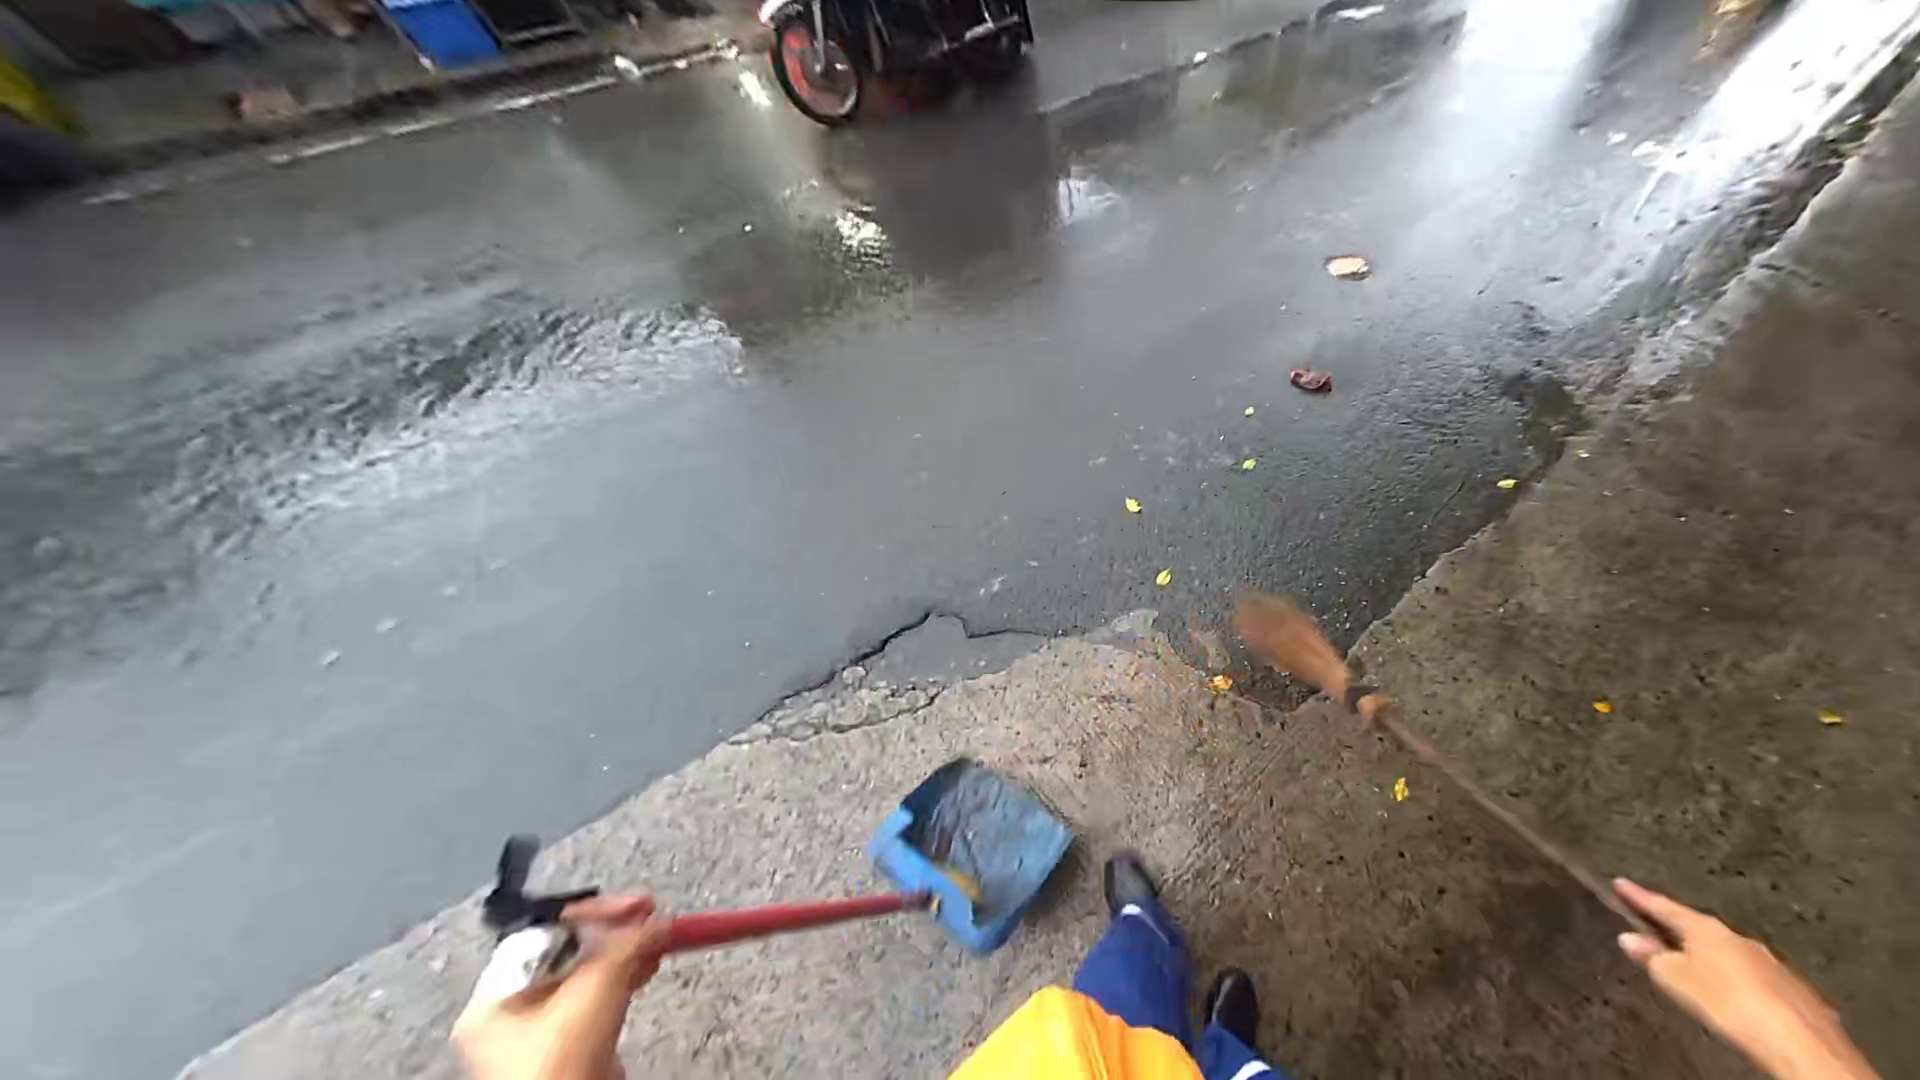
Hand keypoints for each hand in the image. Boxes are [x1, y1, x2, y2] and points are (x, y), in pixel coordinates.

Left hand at [452, 894, 669, 1079]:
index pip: (547, 931)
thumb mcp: (597, 987)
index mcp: (498, 997)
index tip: (633, 904)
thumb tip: (659, 919)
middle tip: (651, 911)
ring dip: (627, 948)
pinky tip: (651, 962)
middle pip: (570, 949)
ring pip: (590, 970)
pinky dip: (627, 975)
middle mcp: (514, 1011)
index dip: (591, 912)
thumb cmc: (562, 1061)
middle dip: (616, 928)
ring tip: (659, 934)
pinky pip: (600, 995)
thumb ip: (630, 943)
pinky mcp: (573, 1045)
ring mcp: (544, 1031)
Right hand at [1614, 879, 1878, 1079]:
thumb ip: (1649, 955)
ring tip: (1688, 959)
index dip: (1637, 895)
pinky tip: (1729, 988)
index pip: (1662, 905)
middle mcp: (1738, 938)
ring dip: (1705, 951)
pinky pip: (1750, 973)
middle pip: (1697, 927)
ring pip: (1726, 950)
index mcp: (1705, 928)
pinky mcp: (1794, 991)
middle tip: (1651, 924)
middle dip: (1675, 926)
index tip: (1617, 882)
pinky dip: (1732, 973)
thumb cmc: (1726, 1002)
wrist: (1805, 1048)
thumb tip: (1630, 938)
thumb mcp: (1673, 977)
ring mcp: (1771, 964)